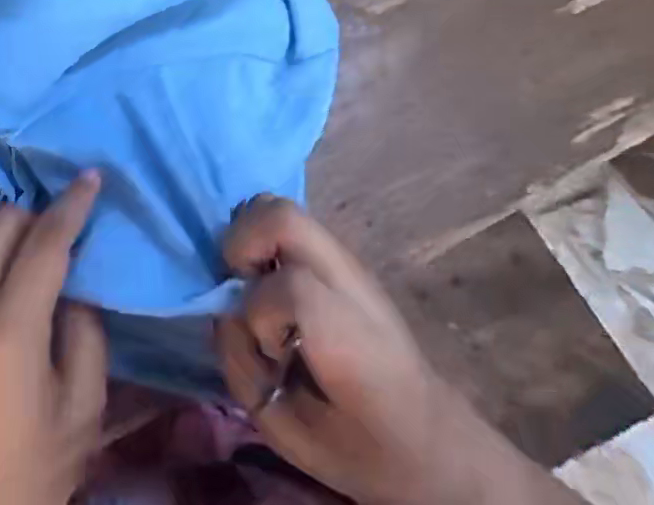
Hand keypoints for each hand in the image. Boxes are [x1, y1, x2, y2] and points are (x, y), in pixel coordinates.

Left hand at [0, 172, 107, 504]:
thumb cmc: (30, 466)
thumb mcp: (83, 406)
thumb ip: (86, 333)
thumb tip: (73, 287)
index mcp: (11, 327)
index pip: (46, 243)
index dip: (72, 205)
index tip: (90, 176)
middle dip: (34, 213)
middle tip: (60, 225)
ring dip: (3, 232)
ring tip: (29, 245)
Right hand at [214, 197, 575, 504]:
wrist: (431, 437)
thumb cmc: (360, 447)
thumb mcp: (291, 433)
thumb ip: (244, 368)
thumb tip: (223, 313)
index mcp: (349, 338)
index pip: (293, 288)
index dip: (259, 313)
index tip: (269, 350)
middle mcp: (350, 283)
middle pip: (282, 216)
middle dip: (241, 244)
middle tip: (240, 286)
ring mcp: (348, 262)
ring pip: (279, 206)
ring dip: (249, 236)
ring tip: (254, 281)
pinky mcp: (341, 258)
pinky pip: (287, 224)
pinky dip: (262, 239)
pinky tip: (271, 281)